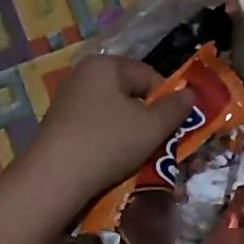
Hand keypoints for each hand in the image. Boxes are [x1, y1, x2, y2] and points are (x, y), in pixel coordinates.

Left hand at [21, 55, 196, 201]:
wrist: (56, 177)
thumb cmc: (108, 142)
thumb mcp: (152, 126)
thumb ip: (174, 108)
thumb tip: (188, 94)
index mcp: (104, 66)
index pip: (148, 75)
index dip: (168, 99)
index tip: (177, 126)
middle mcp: (81, 77)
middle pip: (128, 95)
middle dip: (148, 119)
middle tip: (160, 144)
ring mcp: (66, 103)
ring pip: (111, 116)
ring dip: (129, 135)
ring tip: (139, 158)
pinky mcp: (57, 128)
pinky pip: (93, 131)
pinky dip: (107, 144)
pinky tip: (113, 163)